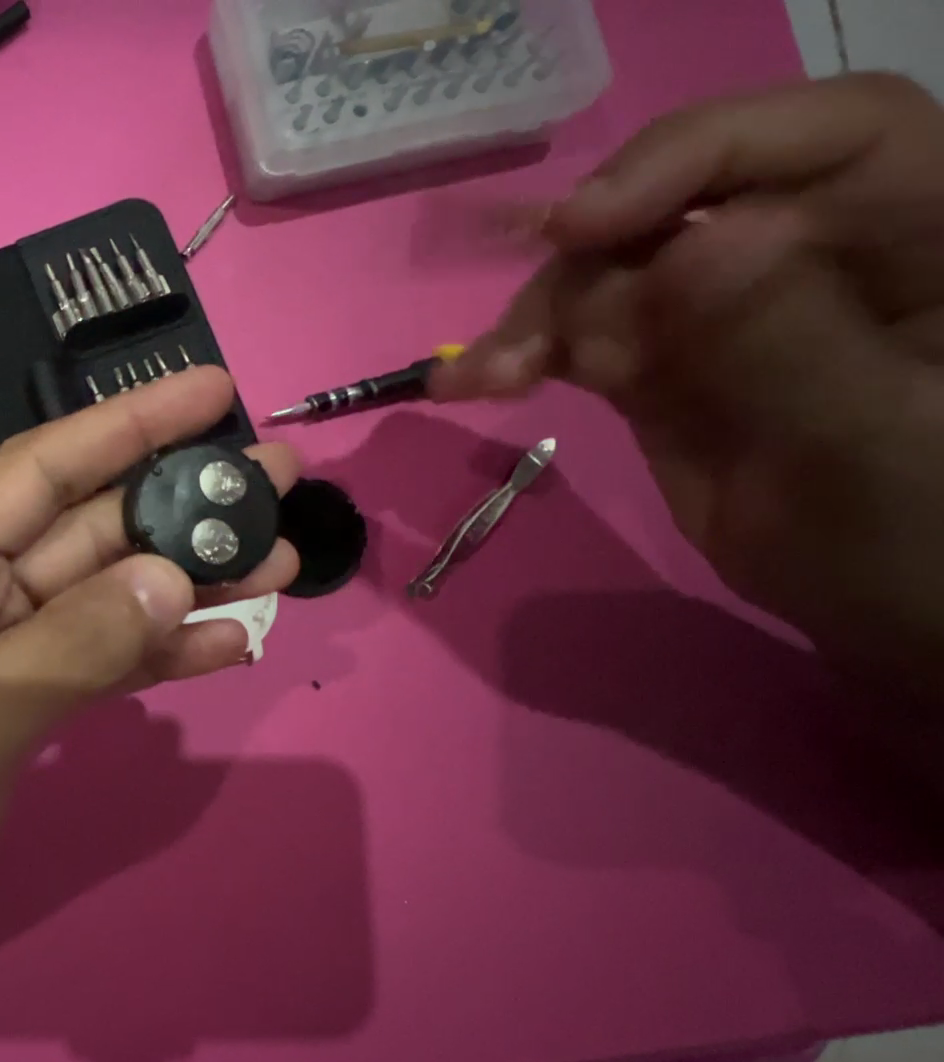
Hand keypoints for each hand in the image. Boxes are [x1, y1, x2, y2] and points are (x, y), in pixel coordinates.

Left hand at [0, 366, 299, 1013]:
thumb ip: (70, 643)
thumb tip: (172, 577)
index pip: (40, 469)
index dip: (127, 424)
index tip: (213, 390)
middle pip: (87, 524)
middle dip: (178, 499)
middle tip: (278, 481)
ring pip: (106, 589)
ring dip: (187, 575)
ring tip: (279, 560)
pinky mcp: (21, 696)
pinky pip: (102, 654)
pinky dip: (161, 648)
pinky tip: (228, 643)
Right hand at [428, 74, 943, 703]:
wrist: (894, 616)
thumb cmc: (925, 542)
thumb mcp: (874, 450)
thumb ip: (789, 343)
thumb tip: (693, 247)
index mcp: (926, 232)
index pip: (821, 138)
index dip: (695, 157)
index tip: (583, 225)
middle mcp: (817, 248)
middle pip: (677, 205)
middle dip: (582, 263)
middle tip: (519, 339)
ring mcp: (728, 306)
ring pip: (606, 272)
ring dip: (531, 319)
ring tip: (480, 380)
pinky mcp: (665, 360)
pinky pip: (578, 334)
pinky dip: (518, 354)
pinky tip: (470, 383)